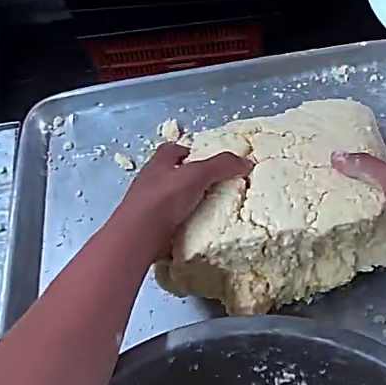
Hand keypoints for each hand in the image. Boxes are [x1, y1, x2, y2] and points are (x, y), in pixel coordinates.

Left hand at [102, 143, 252, 263]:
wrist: (139, 235)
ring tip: (209, 211)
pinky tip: (196, 231)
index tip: (209, 161)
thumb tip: (246, 162)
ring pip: (170, 200)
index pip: (174, 150)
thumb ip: (222, 166)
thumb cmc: (164, 197)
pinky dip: (182, 225)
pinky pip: (169, 222)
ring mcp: (147, 205)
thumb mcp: (198, 174)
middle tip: (214, 187)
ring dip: (186, 204)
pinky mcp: (150, 227)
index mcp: (159, 162)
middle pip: (172, 175)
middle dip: (190, 180)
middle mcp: (151, 180)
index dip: (190, 153)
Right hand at [333, 152, 385, 278]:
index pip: (381, 167)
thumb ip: (367, 166)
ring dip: (356, 214)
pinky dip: (360, 236)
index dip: (359, 164)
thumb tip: (336, 156)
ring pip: (373, 215)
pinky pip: (373, 237)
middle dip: (354, 191)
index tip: (334, 165)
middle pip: (375, 191)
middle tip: (325, 188)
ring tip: (327, 211)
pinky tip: (342, 233)